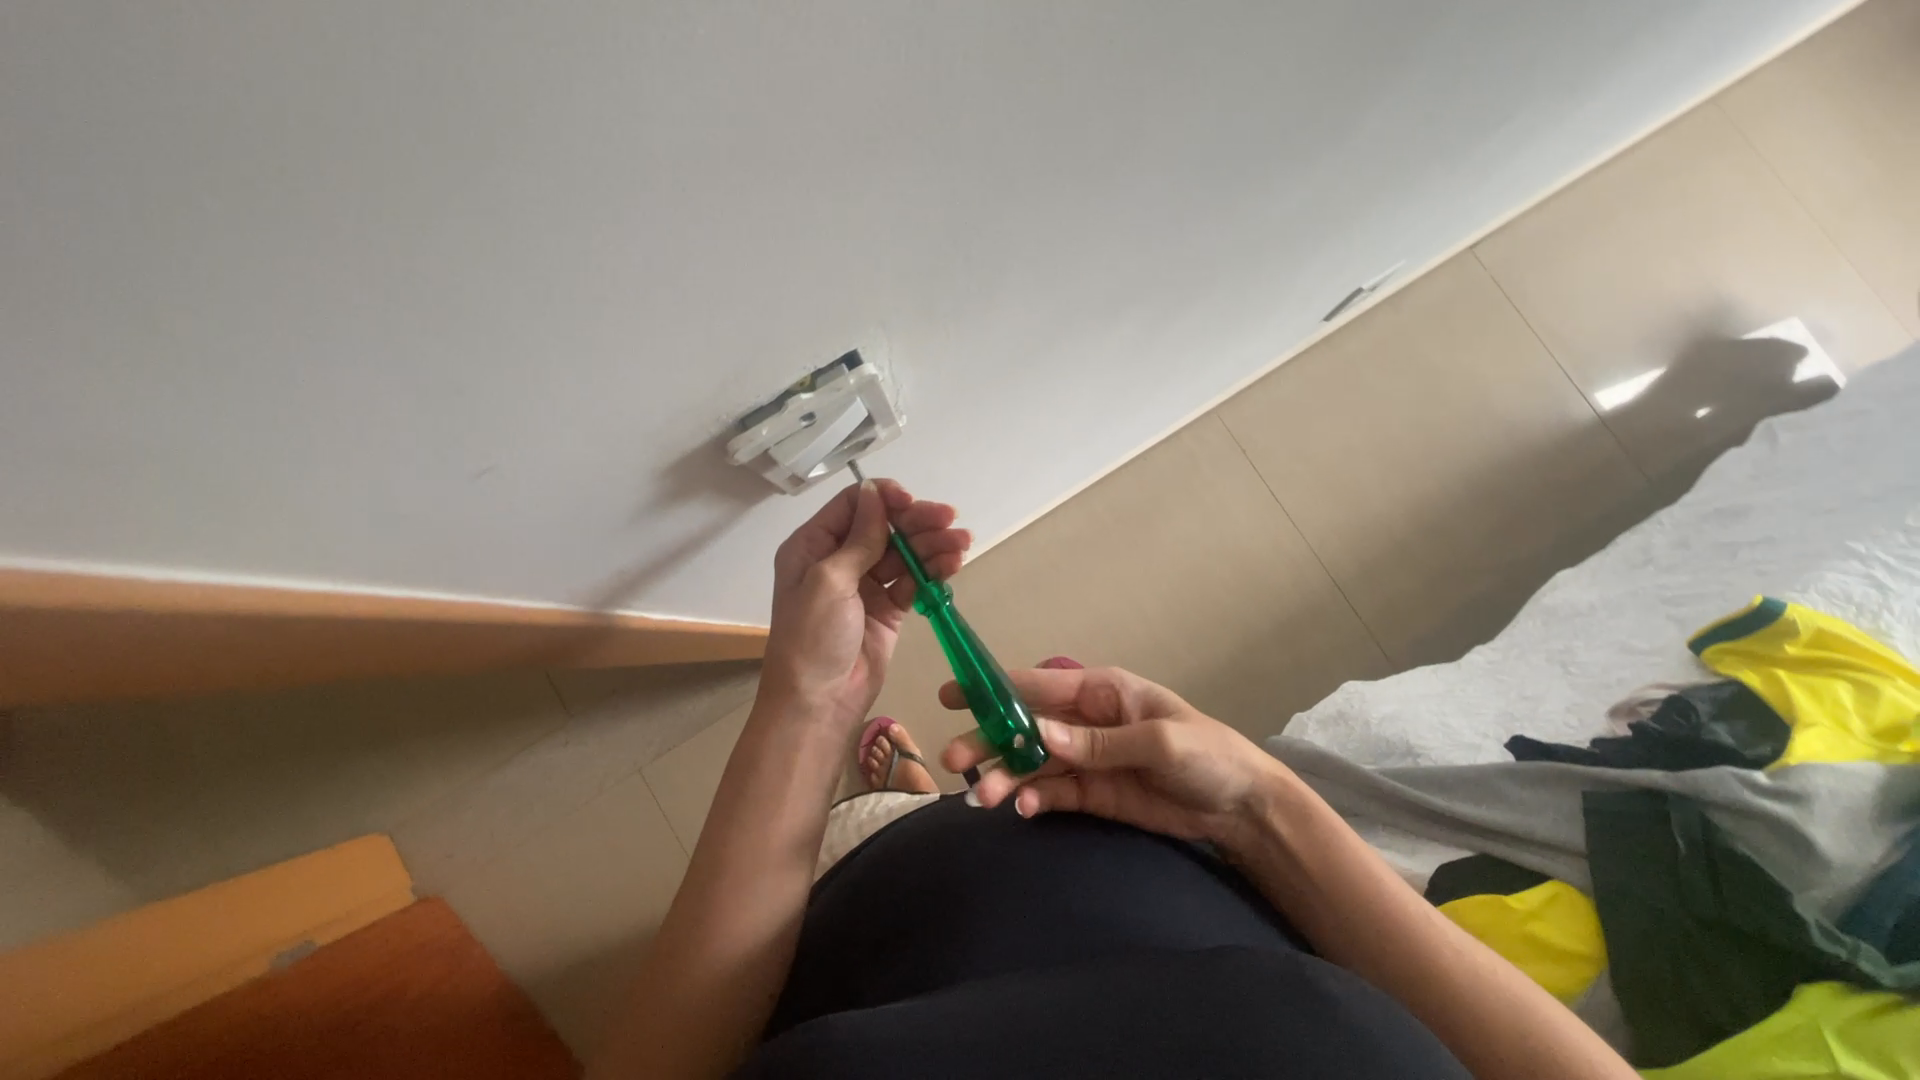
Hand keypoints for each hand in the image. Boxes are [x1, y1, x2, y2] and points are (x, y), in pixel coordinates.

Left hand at [761, 478, 970, 732]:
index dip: (884, 498)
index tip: (912, 503)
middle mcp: (838, 560)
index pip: (852, 506)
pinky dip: (933, 571)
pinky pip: (913, 581)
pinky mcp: (888, 610)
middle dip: (917, 522)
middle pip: (884, 527)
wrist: (818, 703)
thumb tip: (874, 491)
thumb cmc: (812, 637)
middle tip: (950, 521)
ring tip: (961, 543)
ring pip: (903, 553)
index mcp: (813, 546)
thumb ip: (859, 538)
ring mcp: (865, 586)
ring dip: (932, 545)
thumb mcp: (829, 580)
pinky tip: (953, 564)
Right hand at [940, 665, 1291, 848]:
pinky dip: (1032, 799)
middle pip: (1024, 726)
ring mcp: (1085, 758)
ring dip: (1005, 776)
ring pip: (1031, 763)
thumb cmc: (1208, 754)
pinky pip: (1051, 793)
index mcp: (1101, 691)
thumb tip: (1040, 734)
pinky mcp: (1090, 793)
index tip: (951, 695)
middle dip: (989, 739)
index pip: (1038, 684)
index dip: (993, 687)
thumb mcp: (1159, 742)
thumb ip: (1099, 741)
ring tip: (983, 798)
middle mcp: (1084, 721)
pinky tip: (1022, 809)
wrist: (1240, 807)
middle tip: (953, 760)